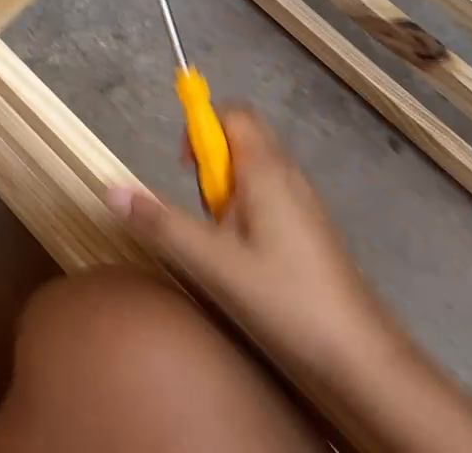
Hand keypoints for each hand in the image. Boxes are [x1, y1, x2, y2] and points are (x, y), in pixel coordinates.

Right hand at [108, 109, 406, 374]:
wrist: (361, 358)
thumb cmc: (284, 298)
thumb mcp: (210, 261)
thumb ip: (160, 222)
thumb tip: (110, 188)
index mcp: (266, 170)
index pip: (232, 113)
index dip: (199, 126)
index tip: (184, 166)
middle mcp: (288, 175)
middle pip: (242, 136)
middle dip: (209, 159)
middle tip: (199, 205)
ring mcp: (304, 202)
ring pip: (253, 169)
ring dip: (225, 188)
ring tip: (218, 236)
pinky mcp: (310, 229)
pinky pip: (268, 195)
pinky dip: (245, 209)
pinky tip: (242, 255)